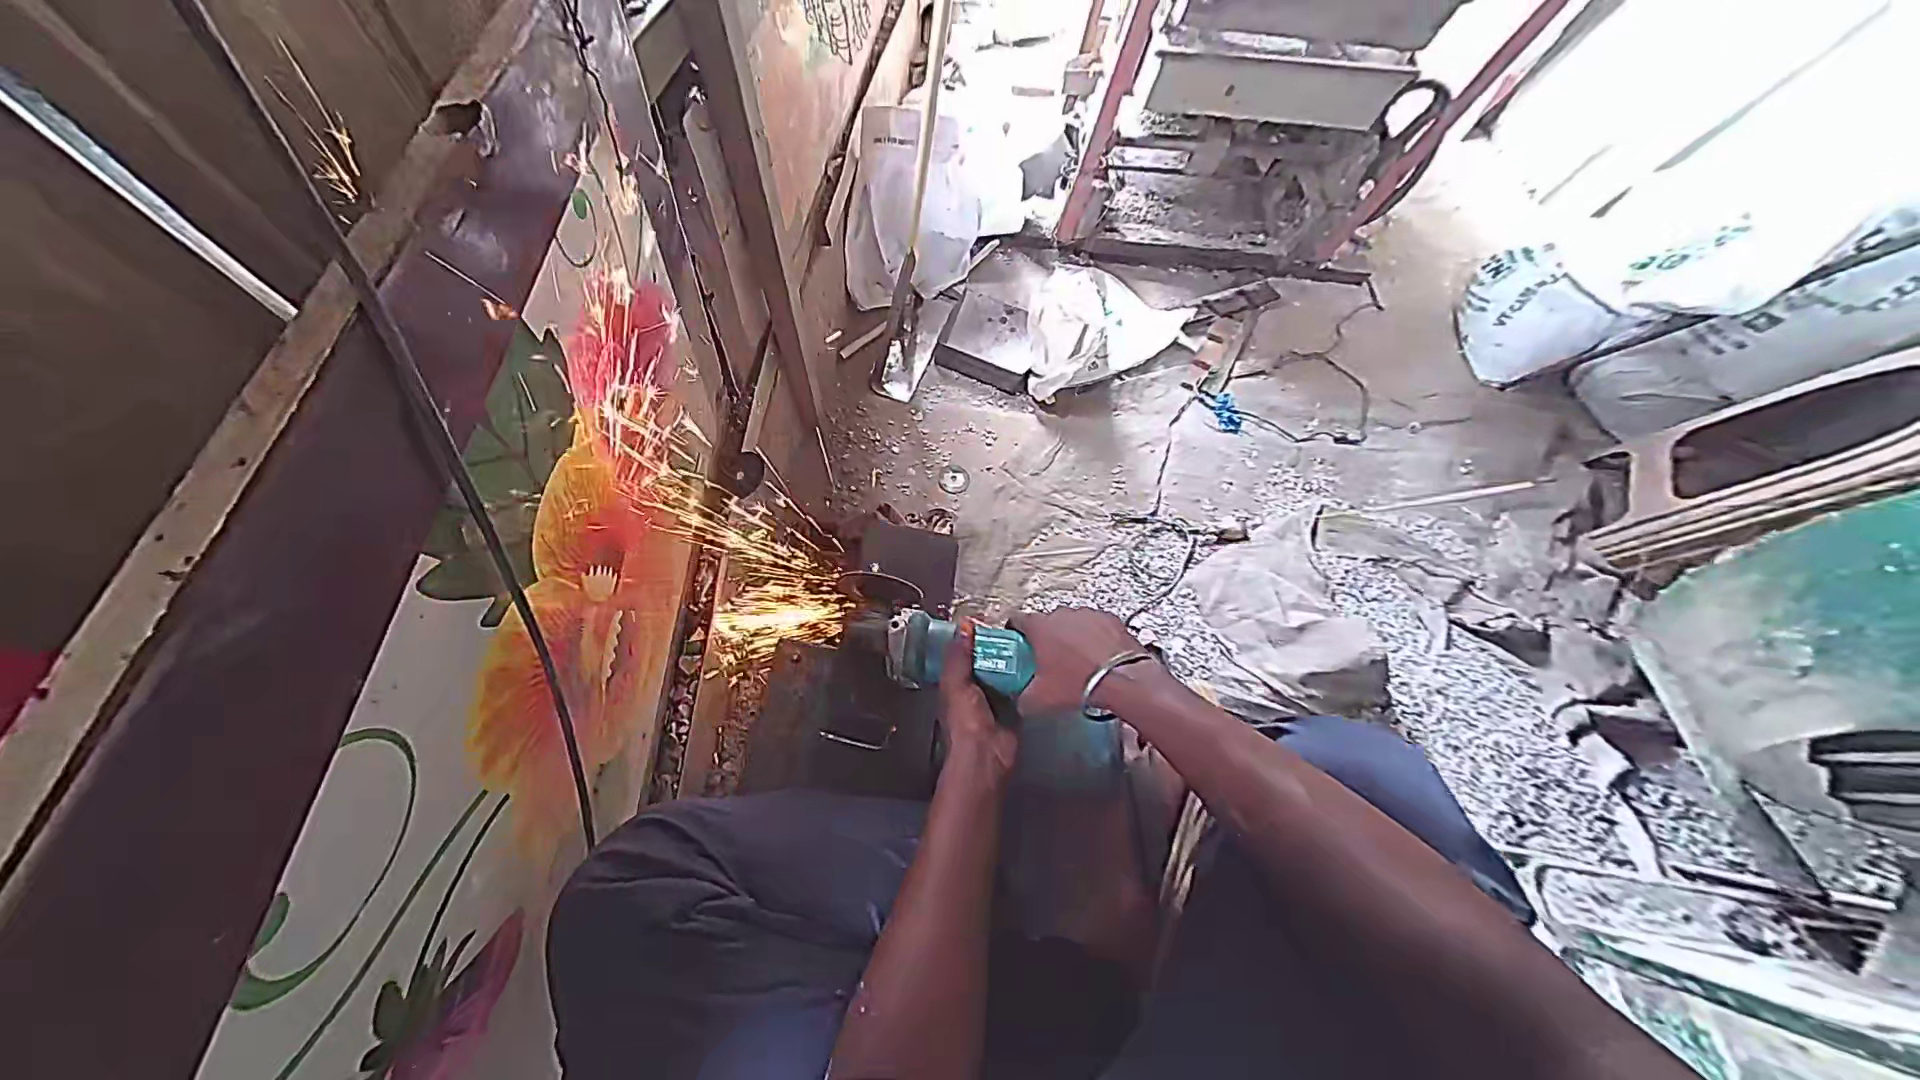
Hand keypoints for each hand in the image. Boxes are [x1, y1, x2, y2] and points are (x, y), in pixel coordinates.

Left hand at [940, 619, 1017, 774]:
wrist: (987, 755)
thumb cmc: (964, 723)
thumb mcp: (955, 683)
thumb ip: (959, 655)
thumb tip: (964, 626)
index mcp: (954, 682)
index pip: (962, 653)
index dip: (971, 637)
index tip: (985, 620)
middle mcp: (974, 687)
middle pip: (986, 659)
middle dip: (996, 645)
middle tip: (1011, 627)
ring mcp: (995, 697)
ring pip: (1004, 670)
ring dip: (1013, 658)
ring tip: (1025, 639)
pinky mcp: (1014, 705)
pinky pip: (1020, 684)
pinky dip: (1026, 675)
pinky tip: (1035, 661)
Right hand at [1009, 607, 1166, 717]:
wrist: (1123, 681)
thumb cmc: (1081, 684)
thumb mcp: (1041, 699)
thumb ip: (1023, 698)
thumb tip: (1022, 702)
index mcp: (1040, 627)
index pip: (1017, 620)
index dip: (1015, 633)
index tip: (1018, 646)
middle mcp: (1062, 614)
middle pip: (1046, 622)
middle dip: (1046, 638)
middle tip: (1049, 660)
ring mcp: (1088, 614)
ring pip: (1072, 623)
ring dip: (1071, 637)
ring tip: (1077, 661)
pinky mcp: (1110, 619)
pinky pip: (1095, 626)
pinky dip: (1094, 638)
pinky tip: (1098, 657)